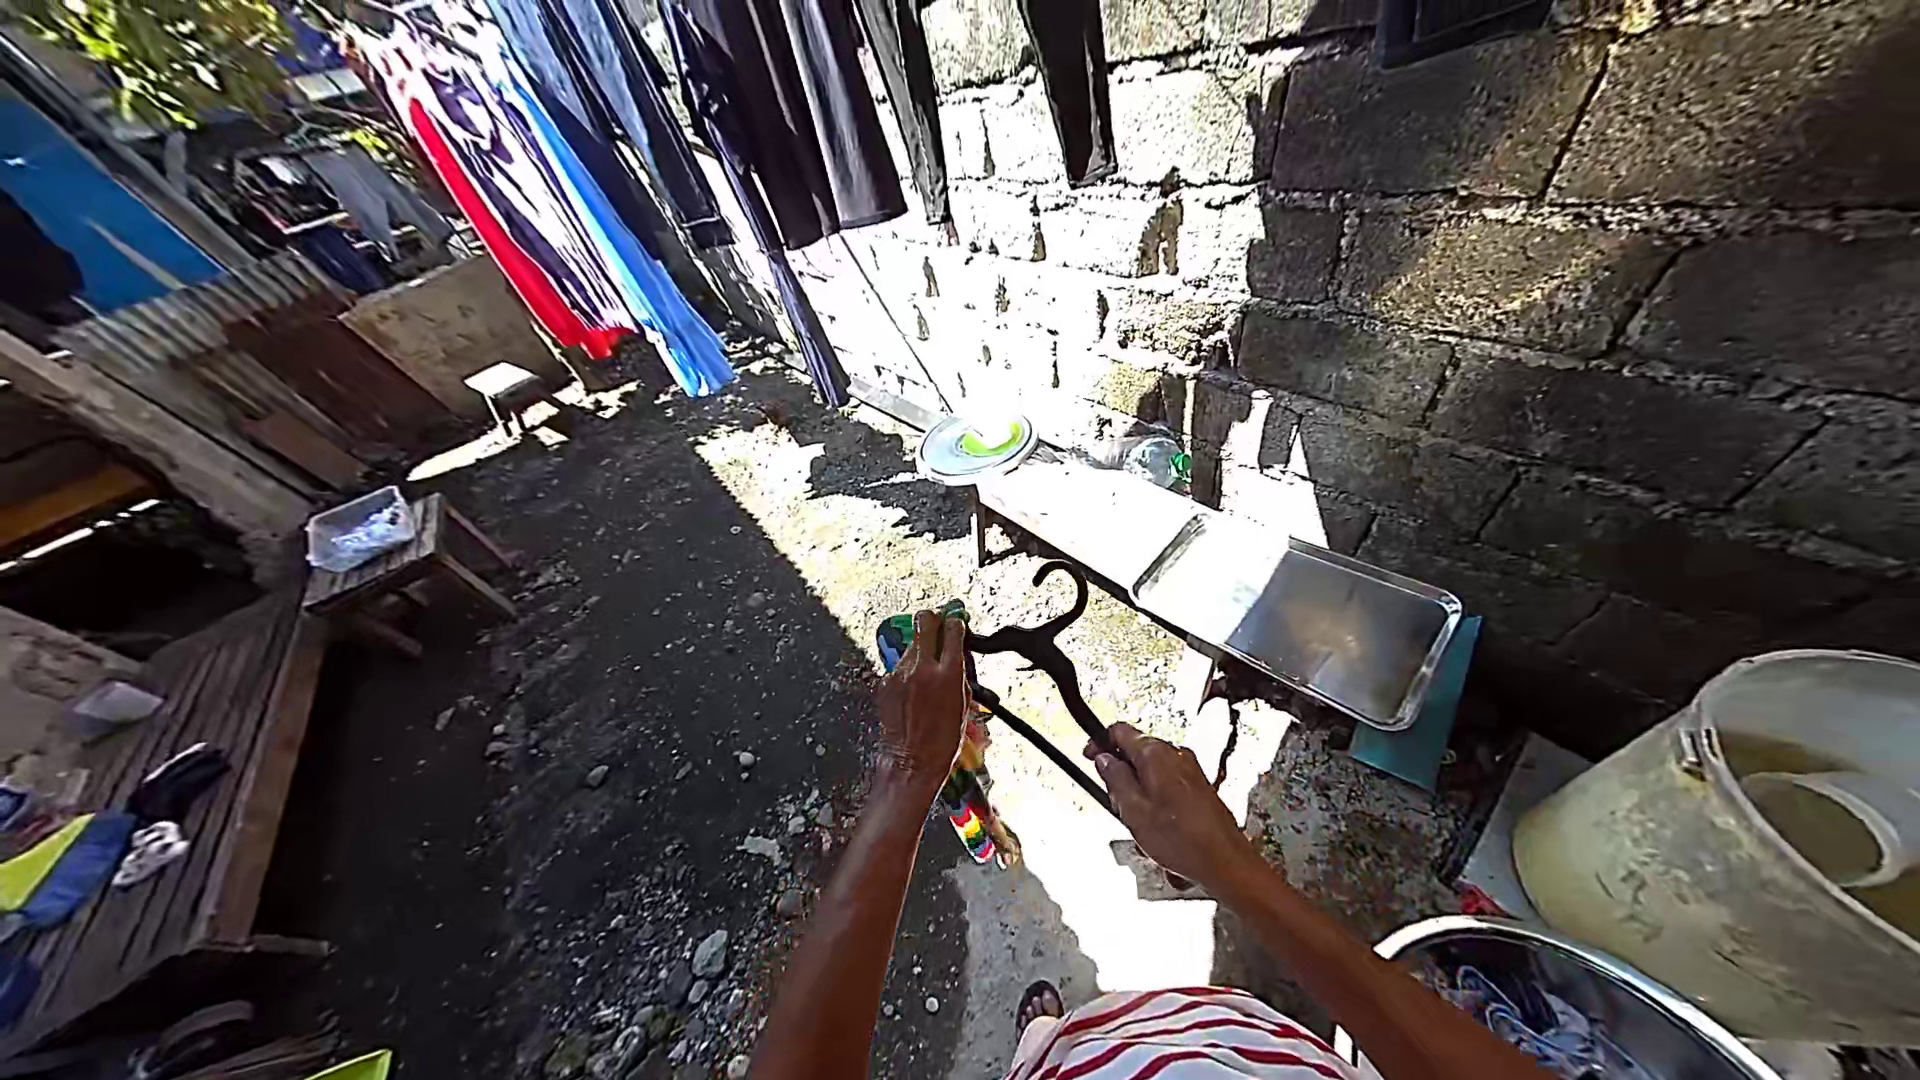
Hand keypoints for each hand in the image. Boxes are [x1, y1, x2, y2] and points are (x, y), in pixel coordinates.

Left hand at [875, 611, 968, 802]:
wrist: (912, 763)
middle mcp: (922, 668)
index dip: (955, 623)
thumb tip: (957, 655)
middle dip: (932, 619)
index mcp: (948, 674)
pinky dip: (907, 671)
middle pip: (924, 620)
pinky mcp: (886, 682)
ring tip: (926, 671)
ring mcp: (900, 673)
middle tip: (937, 626)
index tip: (956, 624)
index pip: (952, 629)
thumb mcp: (963, 705)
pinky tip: (912, 689)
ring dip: (920, 649)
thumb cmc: (942, 743)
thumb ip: (958, 675)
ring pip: (911, 643)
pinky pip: (899, 666)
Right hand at [1086, 723, 1258, 889]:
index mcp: (1156, 754)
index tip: (1091, 756)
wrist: (1226, 863)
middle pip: (1136, 751)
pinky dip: (1156, 799)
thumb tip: (1104, 760)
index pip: (1119, 731)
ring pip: (1151, 771)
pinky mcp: (1199, 787)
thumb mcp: (1133, 810)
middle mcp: (1175, 755)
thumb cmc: (1183, 840)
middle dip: (1120, 773)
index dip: (1100, 743)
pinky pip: (1167, 784)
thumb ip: (1114, 778)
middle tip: (1114, 799)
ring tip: (1138, 821)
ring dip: (1138, 790)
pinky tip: (1157, 828)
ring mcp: (1190, 770)